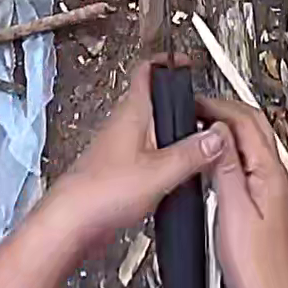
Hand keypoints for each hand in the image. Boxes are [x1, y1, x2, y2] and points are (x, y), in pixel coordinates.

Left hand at [38, 55, 231, 252]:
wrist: (70, 224)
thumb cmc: (103, 191)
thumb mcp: (159, 172)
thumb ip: (192, 154)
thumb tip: (217, 137)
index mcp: (133, 111)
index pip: (148, 70)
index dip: (166, 62)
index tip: (184, 62)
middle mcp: (124, 122)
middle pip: (152, 98)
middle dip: (176, 101)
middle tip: (198, 107)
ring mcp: (119, 145)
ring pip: (149, 126)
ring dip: (169, 130)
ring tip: (193, 140)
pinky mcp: (117, 168)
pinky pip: (144, 150)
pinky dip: (161, 154)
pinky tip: (172, 173)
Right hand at [198, 98, 287, 287]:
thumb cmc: (256, 269)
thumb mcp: (233, 209)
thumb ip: (226, 166)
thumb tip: (218, 130)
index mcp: (269, 171)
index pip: (245, 120)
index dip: (218, 106)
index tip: (195, 102)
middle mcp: (274, 176)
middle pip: (253, 125)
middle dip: (225, 110)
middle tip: (198, 107)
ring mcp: (271, 189)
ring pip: (251, 142)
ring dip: (228, 129)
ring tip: (202, 127)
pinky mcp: (263, 205)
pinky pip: (247, 162)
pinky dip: (229, 151)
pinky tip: (213, 162)